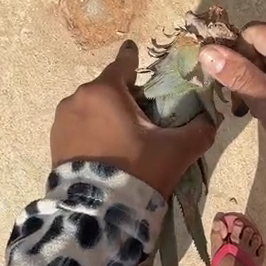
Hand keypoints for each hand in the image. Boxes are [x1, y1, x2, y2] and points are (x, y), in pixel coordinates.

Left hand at [52, 41, 215, 194]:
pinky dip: (92, 133)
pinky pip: (79, 128)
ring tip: (124, 137)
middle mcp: (77, 98)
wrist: (98, 212)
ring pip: (91, 109)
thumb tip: (211, 121)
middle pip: (108, 89)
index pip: (123, 64)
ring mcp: (61, 121)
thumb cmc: (137, 170)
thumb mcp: (176, 150)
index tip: (136, 53)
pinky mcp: (54, 143)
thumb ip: (199, 131)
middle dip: (124, 97)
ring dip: (106, 116)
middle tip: (143, 116)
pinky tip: (107, 150)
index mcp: (104, 91)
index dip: (134, 60)